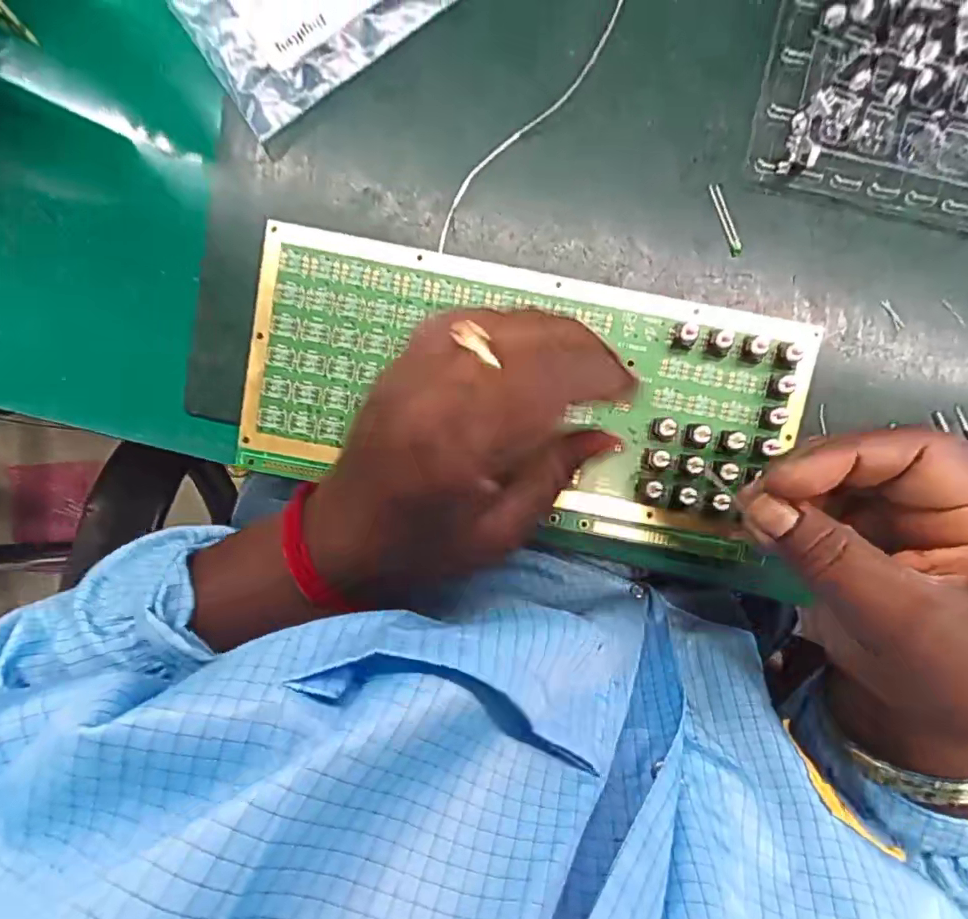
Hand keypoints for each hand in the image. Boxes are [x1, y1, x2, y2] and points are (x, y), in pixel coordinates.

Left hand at [191, 310, 635, 649]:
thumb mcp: (496, 535)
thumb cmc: (417, 550)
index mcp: (462, 442)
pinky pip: (460, 321)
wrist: (339, 538)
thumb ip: (551, 477)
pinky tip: (524, 344)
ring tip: (579, 356)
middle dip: (584, 347)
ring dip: (550, 330)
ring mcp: (411, 370)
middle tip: (613, 373)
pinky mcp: (399, 364)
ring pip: (497, 321)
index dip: (599, 375)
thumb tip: (605, 435)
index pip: (548, 379)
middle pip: (527, 339)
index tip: (628, 391)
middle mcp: (435, 391)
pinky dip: (503, 324)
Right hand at [737, 430, 967, 800]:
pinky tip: (769, 531)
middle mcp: (959, 505)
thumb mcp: (890, 617)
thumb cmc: (939, 680)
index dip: (845, 457)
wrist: (929, 729)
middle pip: (878, 461)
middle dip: (813, 475)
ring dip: (797, 495)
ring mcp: (914, 522)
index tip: (778, 483)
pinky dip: (794, 516)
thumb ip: (827, 555)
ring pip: (847, 481)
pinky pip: (830, 509)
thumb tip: (758, 504)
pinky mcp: (876, 540)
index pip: (921, 453)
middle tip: (757, 500)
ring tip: (758, 519)